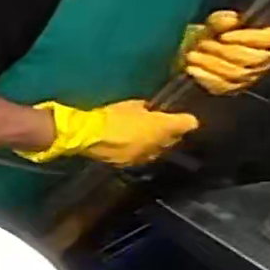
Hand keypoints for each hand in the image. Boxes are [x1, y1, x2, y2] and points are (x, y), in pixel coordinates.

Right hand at [19, 99, 198, 165]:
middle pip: (175, 140)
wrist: (80, 135)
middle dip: (168, 135)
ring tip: (139, 140)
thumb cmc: (107, 116)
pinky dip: (134, 153)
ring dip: (151, 146)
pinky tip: (124, 148)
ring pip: (156, 151)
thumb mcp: (128, 105)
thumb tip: (148, 109)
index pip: (189, 123)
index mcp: (168, 126)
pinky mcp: (127, 164)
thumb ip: (144, 108)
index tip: (174, 116)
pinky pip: (137, 157)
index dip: (182, 119)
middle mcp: (163, 144)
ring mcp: (145, 156)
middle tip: (156, 128)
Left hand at [183, 10, 269, 95]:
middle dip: (224, 51)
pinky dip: (205, 76)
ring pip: (238, 73)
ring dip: (211, 63)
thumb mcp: (214, 23)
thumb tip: (229, 20)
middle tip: (202, 45)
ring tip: (192, 54)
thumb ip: (222, 19)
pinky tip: (191, 68)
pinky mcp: (231, 88)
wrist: (190, 53)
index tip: (224, 36)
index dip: (253, 38)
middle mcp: (269, 59)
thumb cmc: (209, 35)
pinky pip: (222, 86)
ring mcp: (251, 76)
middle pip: (255, 59)